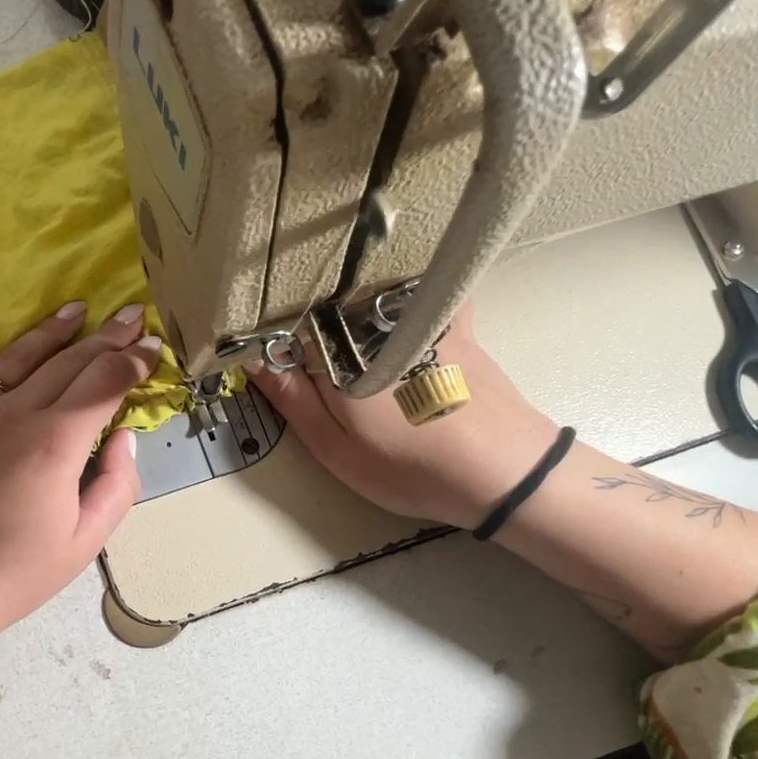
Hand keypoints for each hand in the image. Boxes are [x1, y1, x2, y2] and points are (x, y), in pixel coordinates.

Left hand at [0, 297, 158, 681]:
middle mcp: (11, 416)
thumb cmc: (10, 579)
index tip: (155, 347)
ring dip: (50, 330)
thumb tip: (125, 438)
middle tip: (132, 315)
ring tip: (77, 308)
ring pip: (15, 359)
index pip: (104, 384)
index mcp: (54, 445)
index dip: (134, 362)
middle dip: (106, 337)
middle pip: (67, 363)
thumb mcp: (83, 545)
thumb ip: (116, 486)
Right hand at [251, 305, 557, 528]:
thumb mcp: (337, 450)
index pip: (284, 325)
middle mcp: (373, 318)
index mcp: (337, 350)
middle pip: (323, 302)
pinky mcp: (451, 318)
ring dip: (347, 299)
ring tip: (341, 322)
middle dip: (304, 315)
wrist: (505, 470)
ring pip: (364, 292)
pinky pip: (415, 288)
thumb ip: (293, 400)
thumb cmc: (411, 467)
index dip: (269, 336)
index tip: (260, 350)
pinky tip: (394, 306)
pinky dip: (400, 292)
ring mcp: (416, 312)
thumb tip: (252, 358)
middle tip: (297, 338)